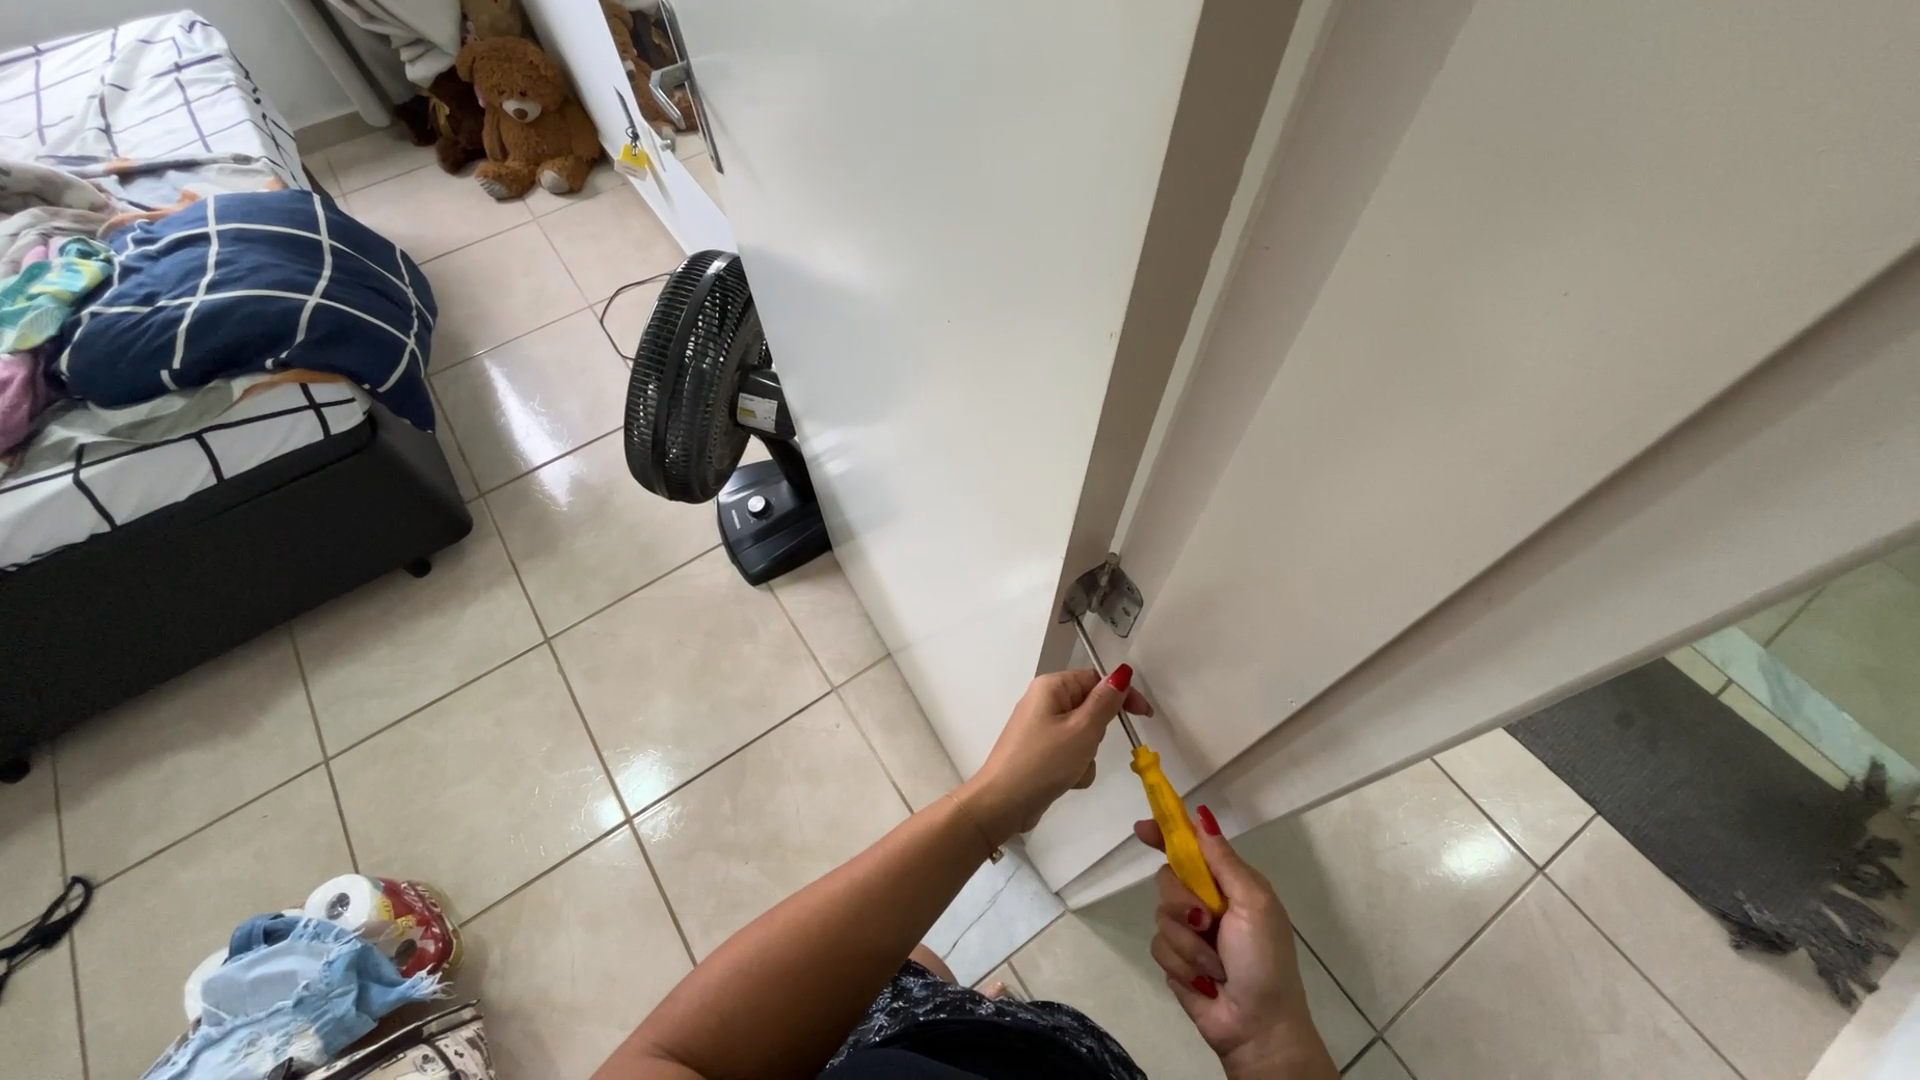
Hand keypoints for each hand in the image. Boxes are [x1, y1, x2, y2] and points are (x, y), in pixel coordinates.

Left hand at [955, 666, 1151, 842]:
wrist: (1004, 803)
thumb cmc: (1044, 762)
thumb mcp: (1083, 730)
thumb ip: (1106, 701)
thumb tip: (1122, 672)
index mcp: (1051, 687)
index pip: (1096, 679)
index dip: (1121, 695)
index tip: (1144, 715)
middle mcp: (1044, 702)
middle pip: (1090, 708)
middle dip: (1097, 733)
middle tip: (1085, 747)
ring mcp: (1041, 729)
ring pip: (1084, 735)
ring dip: (1086, 756)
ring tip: (1071, 769)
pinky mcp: (1041, 752)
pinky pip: (1071, 753)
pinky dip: (1075, 767)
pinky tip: (1064, 781)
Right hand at [1136, 811, 1335, 1079]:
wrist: (1259, 1027)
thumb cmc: (1265, 960)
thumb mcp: (1253, 903)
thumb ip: (1223, 859)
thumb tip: (1201, 815)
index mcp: (1227, 882)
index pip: (1188, 846)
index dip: (1164, 833)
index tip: (1141, 829)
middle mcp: (1205, 901)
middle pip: (1166, 878)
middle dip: (1182, 901)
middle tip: (1206, 921)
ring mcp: (1188, 930)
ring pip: (1160, 914)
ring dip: (1188, 943)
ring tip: (1215, 966)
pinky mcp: (1175, 959)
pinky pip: (1158, 946)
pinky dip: (1182, 964)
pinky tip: (1204, 981)